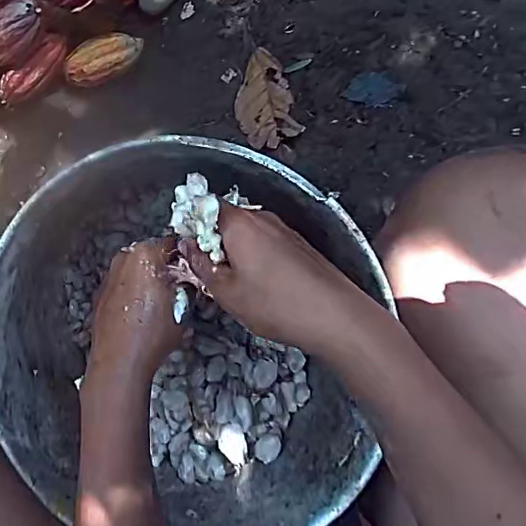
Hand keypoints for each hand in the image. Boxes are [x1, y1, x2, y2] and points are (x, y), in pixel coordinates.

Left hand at [86, 239, 182, 386]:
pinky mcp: (101, 292)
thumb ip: (186, 284)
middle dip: (164, 267)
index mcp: (145, 253)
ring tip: (160, 302)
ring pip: (135, 269)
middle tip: (178, 286)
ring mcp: (110, 275)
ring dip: (147, 279)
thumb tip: (186, 280)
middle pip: (151, 254)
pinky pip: (123, 284)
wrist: (119, 359)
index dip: (184, 256)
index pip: (171, 243)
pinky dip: (132, 291)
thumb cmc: (152, 333)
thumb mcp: (184, 306)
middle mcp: (124, 258)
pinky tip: (141, 311)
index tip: (191, 267)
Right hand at [179, 205, 383, 356]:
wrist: (338, 317)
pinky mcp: (300, 245)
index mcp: (238, 222)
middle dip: (212, 241)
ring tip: (236, 284)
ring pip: (247, 233)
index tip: (187, 250)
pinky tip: (262, 286)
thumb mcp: (225, 291)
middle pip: (226, 220)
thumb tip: (187, 246)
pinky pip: (266, 243)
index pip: (203, 207)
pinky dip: (256, 258)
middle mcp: (262, 218)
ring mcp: (284, 230)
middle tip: (209, 273)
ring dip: (235, 252)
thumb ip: (200, 264)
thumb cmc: (276, 304)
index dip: (190, 226)